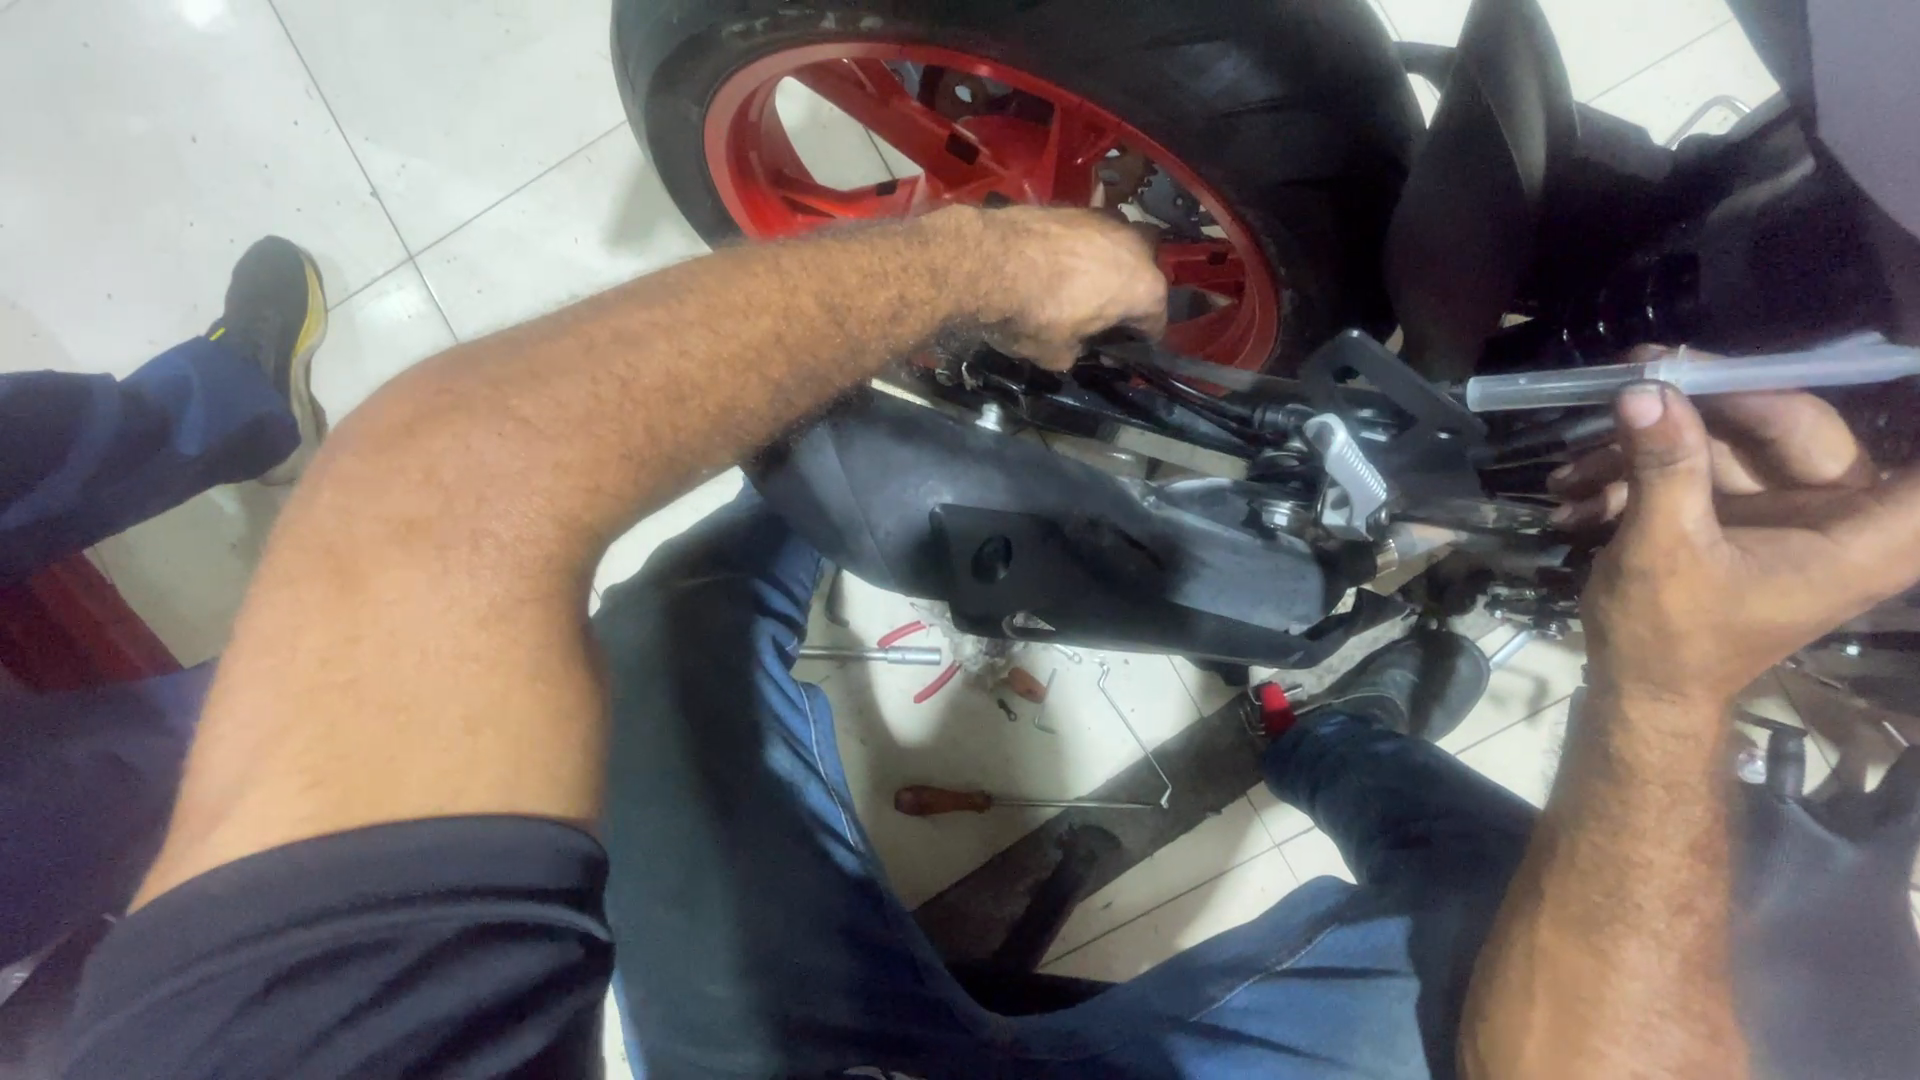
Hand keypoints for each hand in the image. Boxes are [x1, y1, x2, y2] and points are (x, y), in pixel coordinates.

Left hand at [952, 204, 1168, 369]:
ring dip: (1106, 266)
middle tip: (1100, 314)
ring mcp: (1107, 220)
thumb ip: (1080, 351)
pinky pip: (1088, 235)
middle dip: (1127, 296)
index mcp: (1145, 290)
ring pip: (1118, 249)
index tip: (1113, 352)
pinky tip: (1056, 263)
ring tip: (1078, 285)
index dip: (1135, 343)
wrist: (990, 263)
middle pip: (1143, 277)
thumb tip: (1077, 345)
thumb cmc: (1035, 316)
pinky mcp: (1076, 206)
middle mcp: (1137, 248)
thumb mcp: (1059, 356)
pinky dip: (1079, 249)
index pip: (1154, 324)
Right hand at [1561, 377, 1919, 708]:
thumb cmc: (1671, 636)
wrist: (1640, 690)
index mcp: (1864, 533)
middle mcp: (1837, 514)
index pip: (1909, 454)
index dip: (1849, 399)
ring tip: (1567, 474)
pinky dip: (1630, 481)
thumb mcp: (1664, 548)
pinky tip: (1574, 499)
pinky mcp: (1733, 520)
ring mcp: (1781, 514)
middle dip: (1698, 408)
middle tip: (1632, 381)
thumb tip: (1645, 388)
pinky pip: (1690, 476)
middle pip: (1785, 427)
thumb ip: (1664, 466)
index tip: (1737, 374)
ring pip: (1722, 448)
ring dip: (1637, 454)